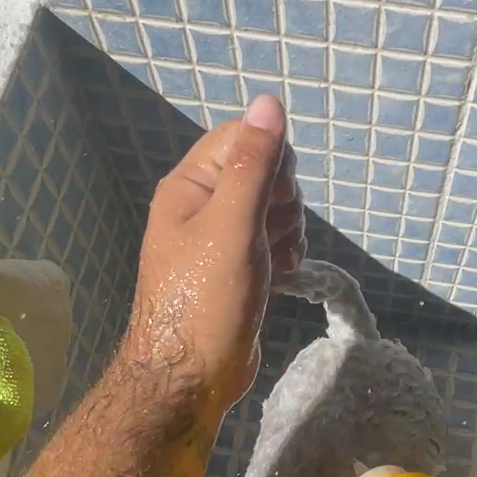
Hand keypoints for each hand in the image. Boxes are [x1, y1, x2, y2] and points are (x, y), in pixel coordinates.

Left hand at [121, 94, 305, 414]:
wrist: (191, 377)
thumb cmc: (206, 298)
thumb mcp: (232, 225)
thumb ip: (253, 164)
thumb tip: (269, 100)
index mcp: (190, 186)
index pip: (242, 139)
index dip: (271, 159)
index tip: (279, 195)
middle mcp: (201, 207)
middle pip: (261, 172)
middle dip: (282, 201)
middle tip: (274, 235)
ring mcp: (219, 241)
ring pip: (270, 209)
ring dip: (287, 230)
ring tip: (279, 261)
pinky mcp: (236, 270)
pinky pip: (269, 242)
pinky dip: (282, 253)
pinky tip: (283, 274)